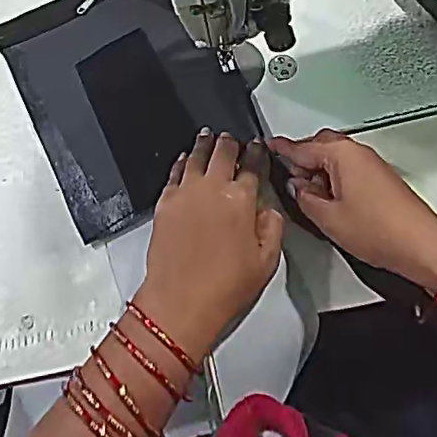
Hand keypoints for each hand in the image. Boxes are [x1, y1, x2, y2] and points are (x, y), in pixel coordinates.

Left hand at [136, 130, 284, 361]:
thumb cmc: (222, 287)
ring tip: (208, 136)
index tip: (258, 147)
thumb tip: (269, 211)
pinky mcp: (165, 202)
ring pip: (196, 155)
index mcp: (241, 199)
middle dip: (230, 142)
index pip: (252, 165)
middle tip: (232, 139)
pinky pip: (175, 172)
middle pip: (223, 152)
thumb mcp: (266, 261)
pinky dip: (181, 162)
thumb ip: (272, 228)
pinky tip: (184, 160)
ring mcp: (185, 192)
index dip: (257, 152)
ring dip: (204, 144)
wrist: (181, 300)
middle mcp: (212, 188)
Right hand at [269, 130, 436, 288]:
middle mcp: (357, 152)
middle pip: (319, 146)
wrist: (423, 247)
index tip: (269, 147)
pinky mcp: (380, 177)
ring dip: (320, 171)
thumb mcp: (327, 218)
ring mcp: (371, 163)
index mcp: (341, 153)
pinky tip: (334, 203)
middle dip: (302, 161)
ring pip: (334, 158)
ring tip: (313, 199)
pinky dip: (336, 179)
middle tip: (289, 180)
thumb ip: (303, 197)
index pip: (300, 146)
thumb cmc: (384, 231)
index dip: (281, 149)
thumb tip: (297, 188)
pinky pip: (349, 168)